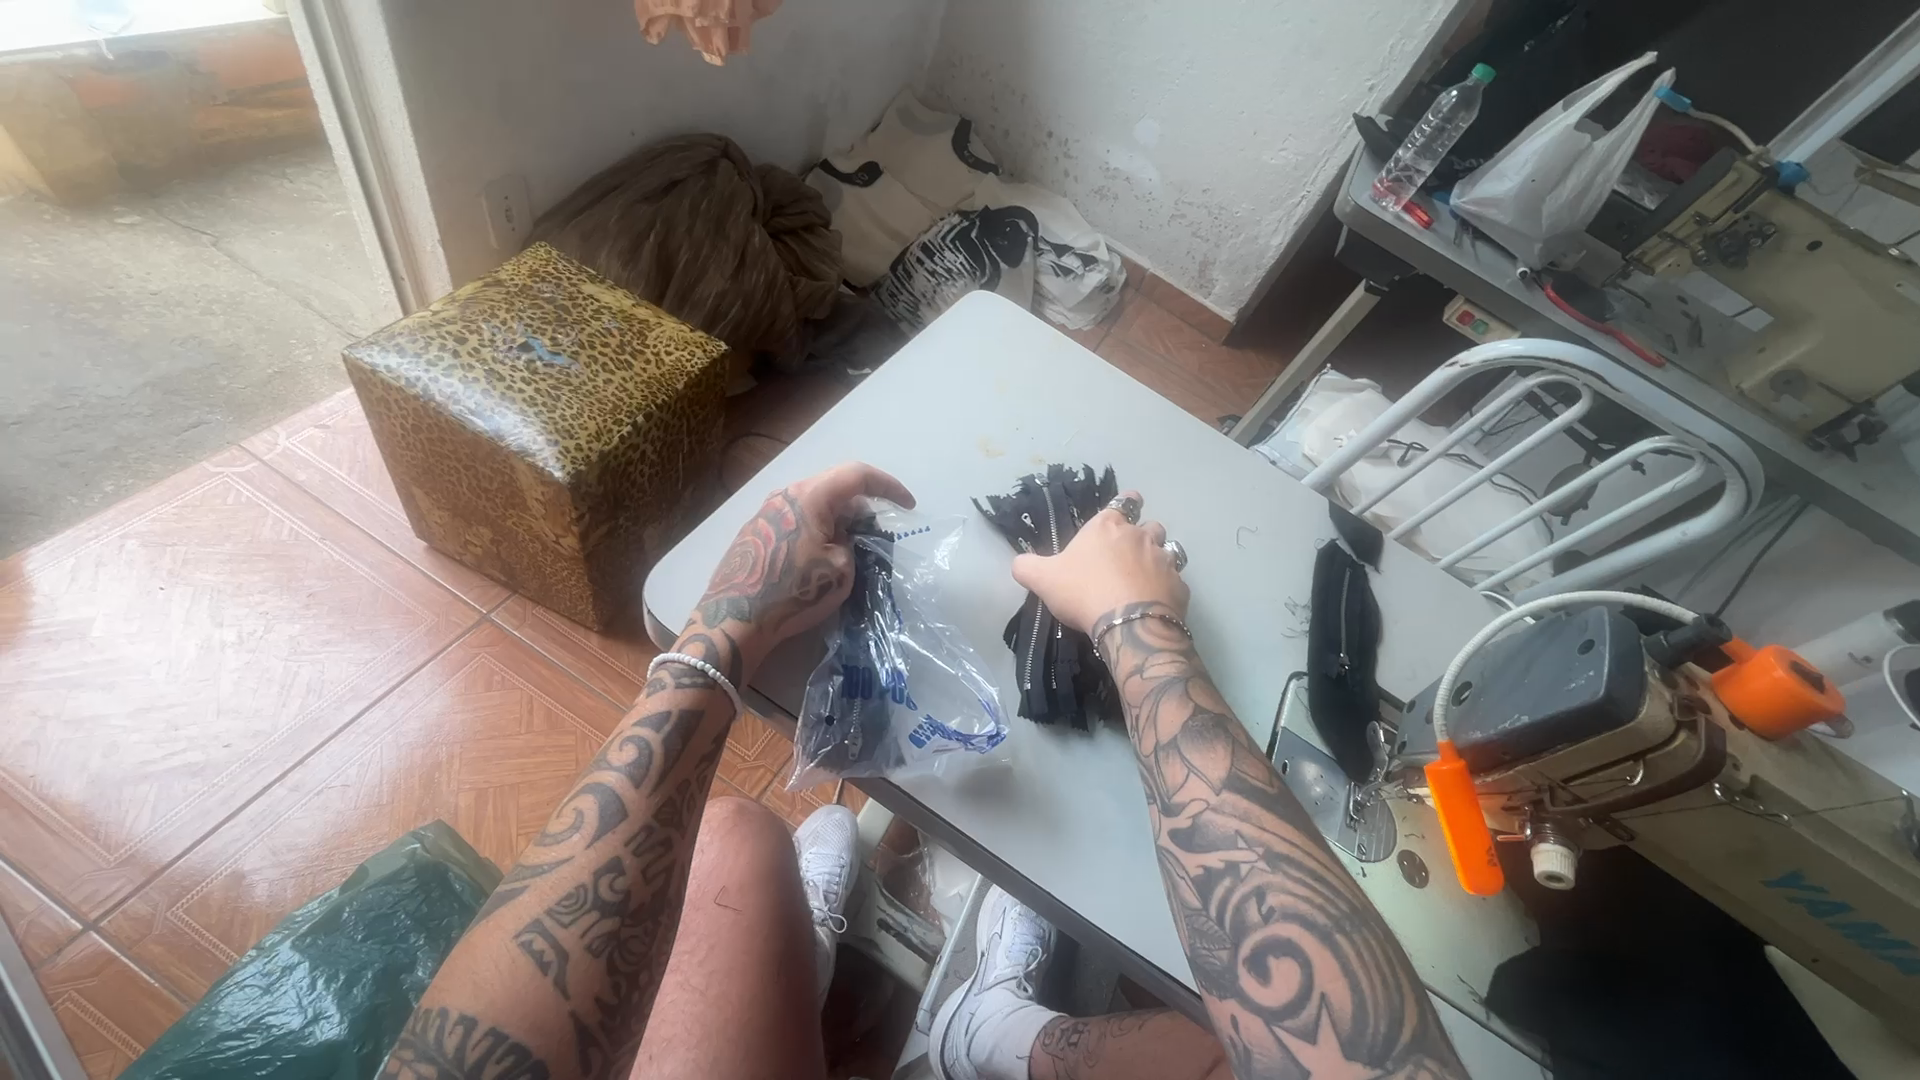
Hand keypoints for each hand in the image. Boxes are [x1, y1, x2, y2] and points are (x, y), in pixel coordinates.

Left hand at [687, 462, 914, 679]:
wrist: (735, 619)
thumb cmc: (794, 591)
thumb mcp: (841, 568)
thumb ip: (851, 541)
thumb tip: (840, 535)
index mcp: (810, 496)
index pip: (858, 475)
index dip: (889, 486)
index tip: (907, 505)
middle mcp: (786, 495)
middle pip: (834, 486)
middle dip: (862, 505)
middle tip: (877, 531)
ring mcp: (766, 513)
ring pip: (814, 504)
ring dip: (838, 519)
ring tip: (850, 547)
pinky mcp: (756, 533)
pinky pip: (797, 520)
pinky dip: (818, 529)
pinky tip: (821, 556)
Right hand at [1011, 490, 1187, 637]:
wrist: (1128, 623)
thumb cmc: (1084, 591)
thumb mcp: (1043, 579)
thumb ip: (1027, 567)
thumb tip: (1019, 563)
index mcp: (1108, 526)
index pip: (1124, 502)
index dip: (1126, 503)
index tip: (1128, 507)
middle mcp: (1140, 536)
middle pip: (1150, 526)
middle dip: (1144, 535)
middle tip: (1131, 554)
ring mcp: (1164, 561)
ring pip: (1170, 550)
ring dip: (1161, 559)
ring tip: (1149, 575)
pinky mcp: (1180, 587)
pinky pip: (1177, 583)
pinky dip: (1169, 589)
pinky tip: (1159, 603)